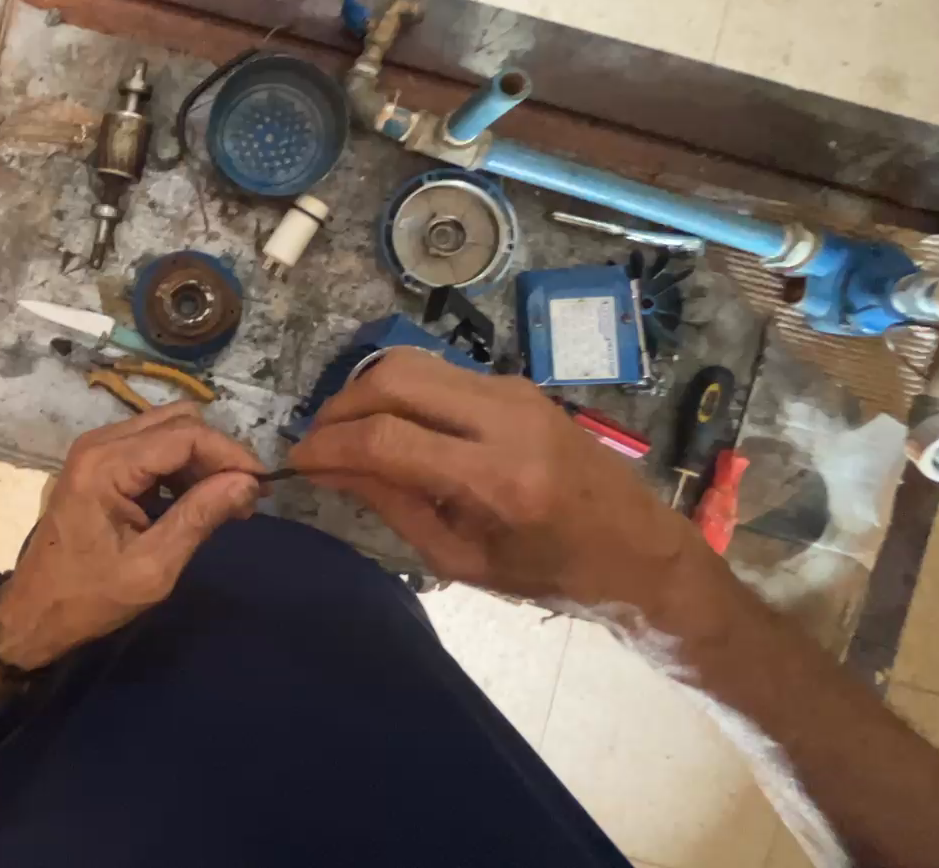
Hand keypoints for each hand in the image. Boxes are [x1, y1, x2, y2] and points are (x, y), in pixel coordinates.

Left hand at [0, 404, 262, 670]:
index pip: (184, 435)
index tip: (262, 487)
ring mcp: (96, 449)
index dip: (230, 454)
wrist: (32, 612)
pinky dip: (180, 467)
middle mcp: (99, 443)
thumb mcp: (153, 567)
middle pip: (177, 422)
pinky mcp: (99, 462)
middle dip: (218, 453)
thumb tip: (248, 483)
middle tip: (245, 497)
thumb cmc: (88, 597)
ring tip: (227, 503)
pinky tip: (196, 500)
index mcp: (105, 464)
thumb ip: (200, 517)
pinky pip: (150, 447)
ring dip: (201, 459)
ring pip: (167, 430)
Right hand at [288, 349, 712, 621]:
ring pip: (410, 364)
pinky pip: (436, 373)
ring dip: (364, 393)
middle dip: (339, 406)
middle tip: (317, 440)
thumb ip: (389, 504)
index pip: (386, 440)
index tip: (296, 461)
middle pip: (392, 380)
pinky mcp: (514, 383)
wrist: (642, 552)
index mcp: (497, 479)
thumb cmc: (549, 574)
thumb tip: (328, 467)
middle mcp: (505, 418)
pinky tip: (390, 426)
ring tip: (346, 431)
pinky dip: (397, 393)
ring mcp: (513, 391)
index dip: (329, 446)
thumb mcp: (458, 559)